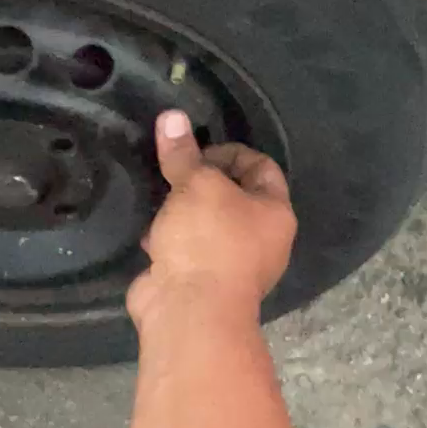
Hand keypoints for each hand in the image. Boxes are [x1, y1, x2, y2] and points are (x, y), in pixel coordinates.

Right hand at [127, 110, 296, 329]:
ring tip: (159, 198)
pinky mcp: (200, 281)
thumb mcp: (195, 185)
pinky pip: (186, 249)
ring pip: (206, 224)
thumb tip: (171, 116)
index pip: (262, 167)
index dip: (230, 152)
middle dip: (200, 182)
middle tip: (173, 172)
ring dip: (182, 211)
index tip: (196, 152)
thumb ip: (183, 153)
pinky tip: (151, 233)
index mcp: (275, 213)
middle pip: (233, 196)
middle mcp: (261, 240)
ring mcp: (231, 264)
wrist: (189, 311)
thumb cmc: (207, 239)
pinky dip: (170, 239)